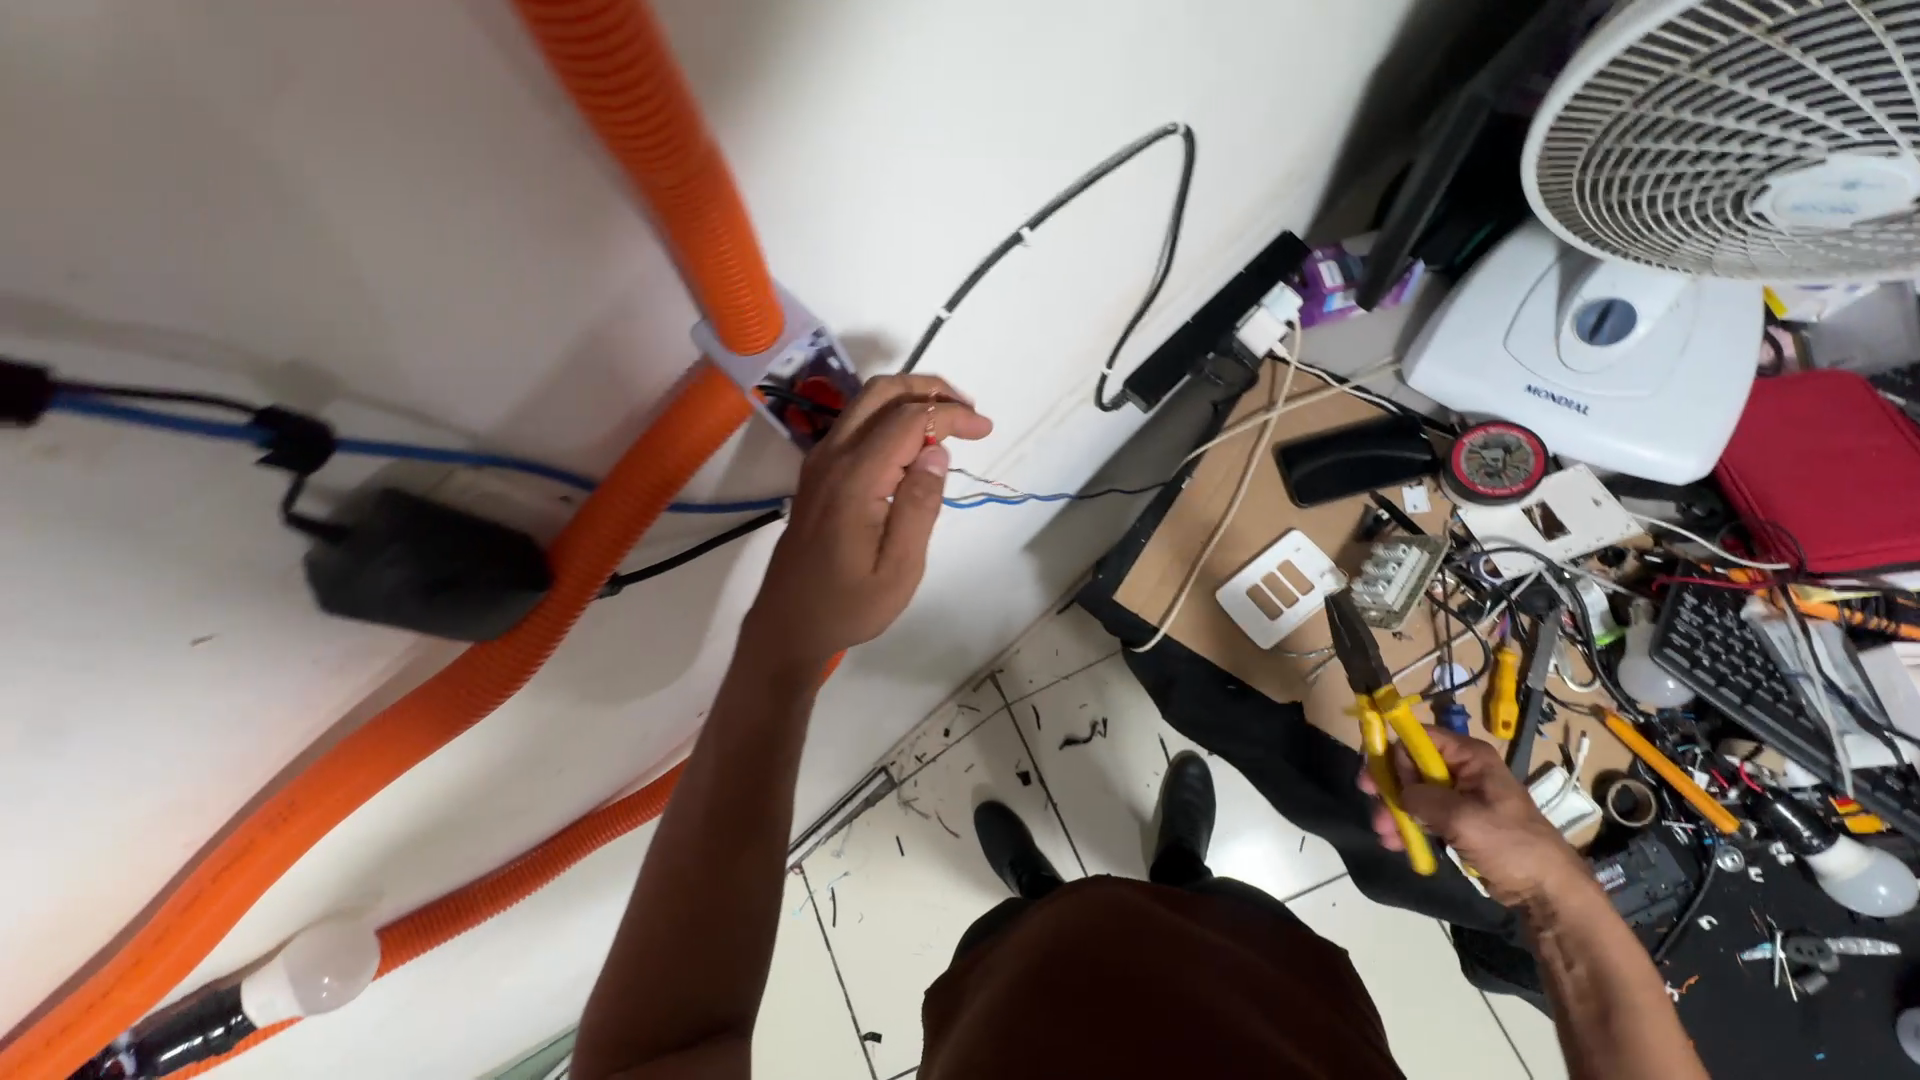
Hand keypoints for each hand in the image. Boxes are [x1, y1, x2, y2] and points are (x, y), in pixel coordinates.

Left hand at [743, 374, 992, 667]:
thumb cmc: (847, 605)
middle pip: (882, 392)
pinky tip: (916, 445)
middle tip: (970, 413)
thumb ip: (919, 507)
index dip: (951, 415)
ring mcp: (820, 462)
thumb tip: (937, 452)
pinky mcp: (818, 473)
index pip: (909, 419)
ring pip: (866, 403)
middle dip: (931, 391)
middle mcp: (832, 457)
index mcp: (854, 478)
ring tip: (951, 423)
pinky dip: (891, 418)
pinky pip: (857, 425)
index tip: (985, 430)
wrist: (788, 624)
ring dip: (910, 400)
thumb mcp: (898, 570)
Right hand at [1359, 726, 1591, 907]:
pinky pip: (1422, 814)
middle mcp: (1462, 770)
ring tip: (1386, 835)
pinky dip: (1407, 826)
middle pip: (1410, 765)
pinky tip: (1398, 843)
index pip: (1420, 737)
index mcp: (1470, 757)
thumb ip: (1421, 797)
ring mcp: (1459, 797)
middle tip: (1373, 806)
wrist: (1546, 891)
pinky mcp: (1457, 822)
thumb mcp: (1461, 817)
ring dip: (1394, 811)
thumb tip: (1397, 791)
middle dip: (1390, 787)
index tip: (1372, 773)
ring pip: (1412, 792)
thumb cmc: (1510, 845)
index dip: (1393, 751)